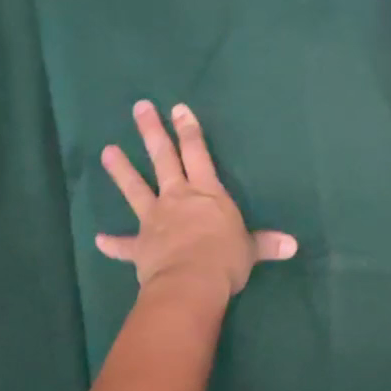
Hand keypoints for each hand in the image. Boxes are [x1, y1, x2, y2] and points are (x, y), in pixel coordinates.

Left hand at [96, 100, 296, 305]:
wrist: (190, 283)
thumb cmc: (225, 259)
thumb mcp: (251, 250)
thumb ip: (266, 244)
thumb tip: (292, 245)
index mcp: (208, 194)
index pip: (198, 154)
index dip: (189, 130)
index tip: (178, 108)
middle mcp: (178, 198)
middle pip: (163, 159)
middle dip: (152, 132)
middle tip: (139, 108)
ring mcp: (155, 220)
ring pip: (135, 189)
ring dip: (121, 170)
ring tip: (107, 151)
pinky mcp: (140, 246)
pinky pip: (123, 245)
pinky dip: (112, 243)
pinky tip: (98, 239)